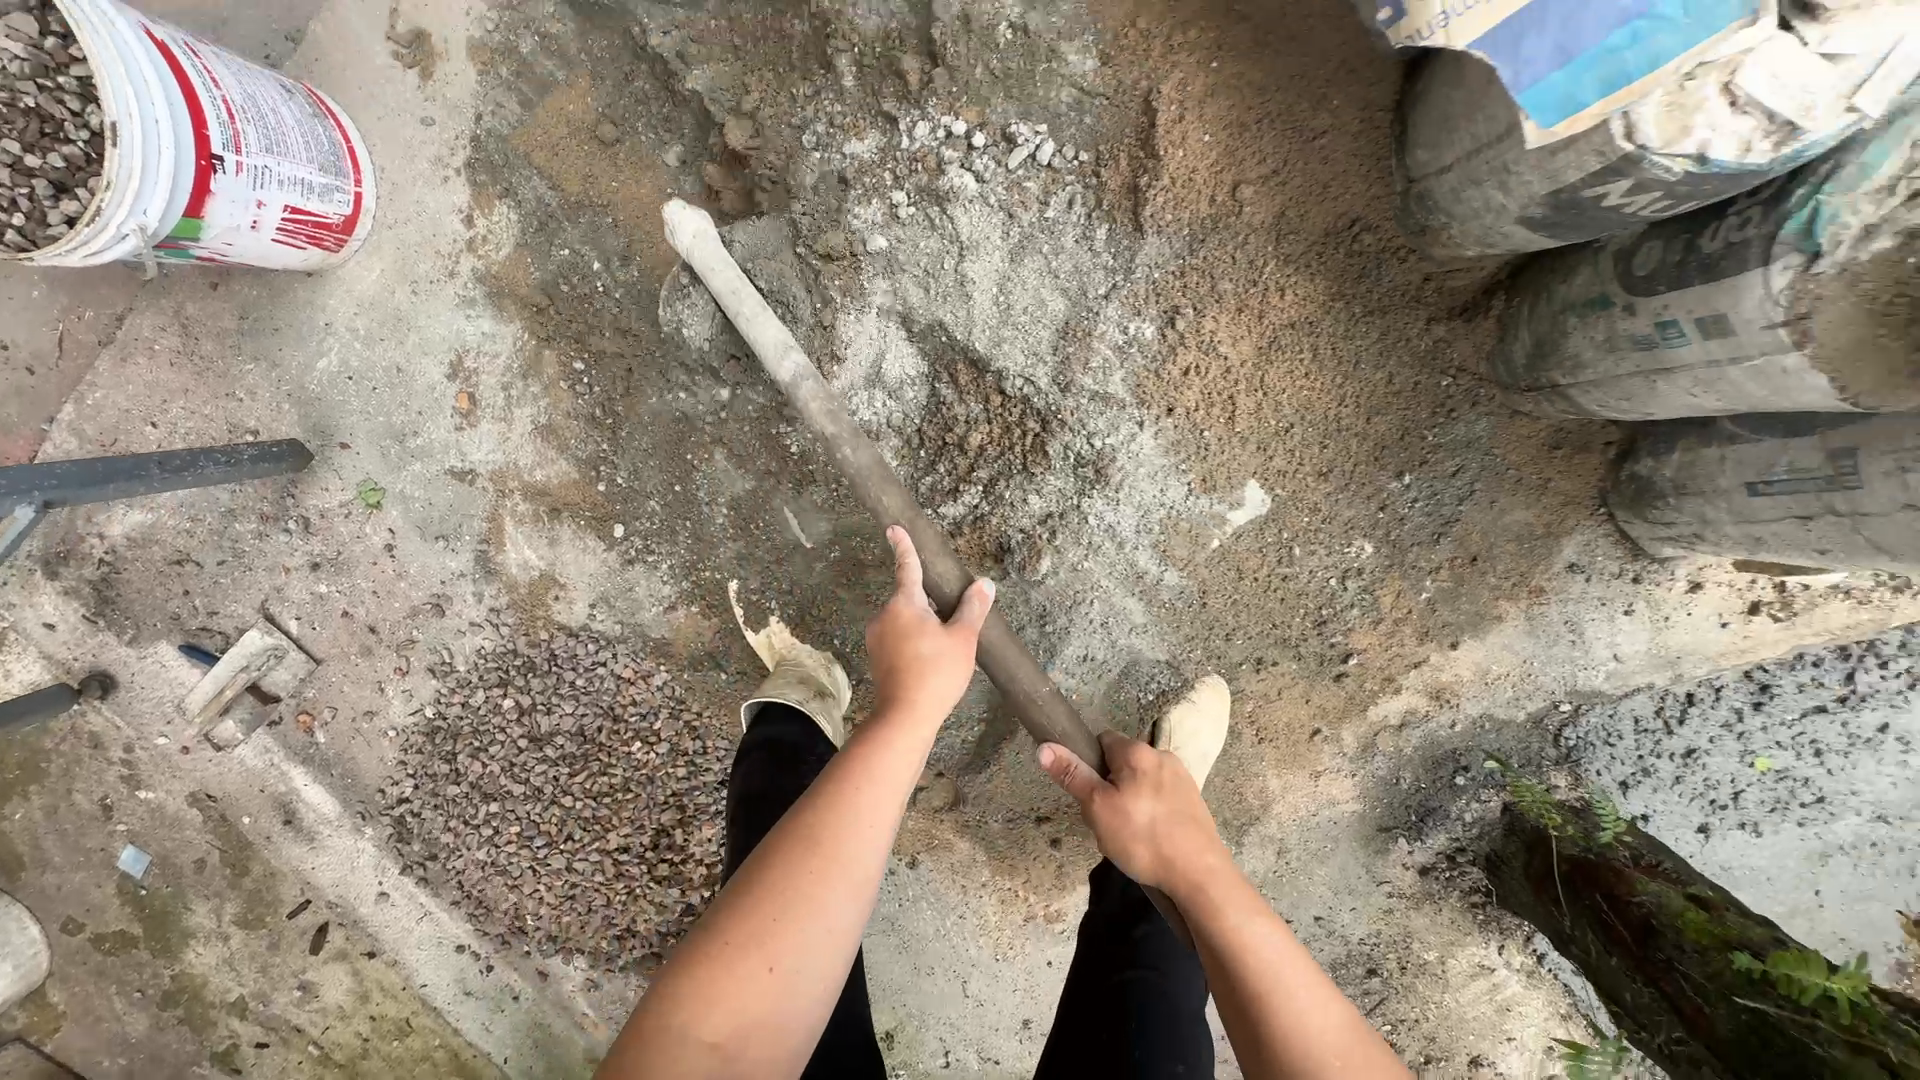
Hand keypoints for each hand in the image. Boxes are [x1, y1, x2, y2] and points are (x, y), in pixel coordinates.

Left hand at [865, 525, 994, 724]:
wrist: (905, 717)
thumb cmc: (936, 673)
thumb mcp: (963, 638)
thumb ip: (973, 608)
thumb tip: (985, 583)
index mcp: (904, 603)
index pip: (907, 566)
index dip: (903, 546)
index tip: (893, 528)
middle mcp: (884, 615)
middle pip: (910, 598)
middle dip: (929, 604)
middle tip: (952, 625)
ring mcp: (877, 638)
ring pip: (904, 621)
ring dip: (922, 626)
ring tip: (944, 651)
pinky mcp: (876, 657)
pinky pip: (898, 639)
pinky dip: (914, 642)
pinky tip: (930, 662)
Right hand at [1036, 730, 1231, 891]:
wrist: (1199, 875)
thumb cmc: (1143, 837)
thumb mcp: (1097, 808)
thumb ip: (1072, 775)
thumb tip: (1044, 747)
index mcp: (1137, 751)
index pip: (1102, 740)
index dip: (1089, 764)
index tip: (1089, 793)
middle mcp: (1162, 755)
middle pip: (1122, 763)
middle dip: (1109, 787)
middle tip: (1106, 820)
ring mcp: (1182, 778)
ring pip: (1141, 782)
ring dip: (1130, 801)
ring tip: (1129, 835)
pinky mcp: (1194, 800)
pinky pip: (1160, 798)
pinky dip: (1151, 814)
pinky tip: (1150, 840)